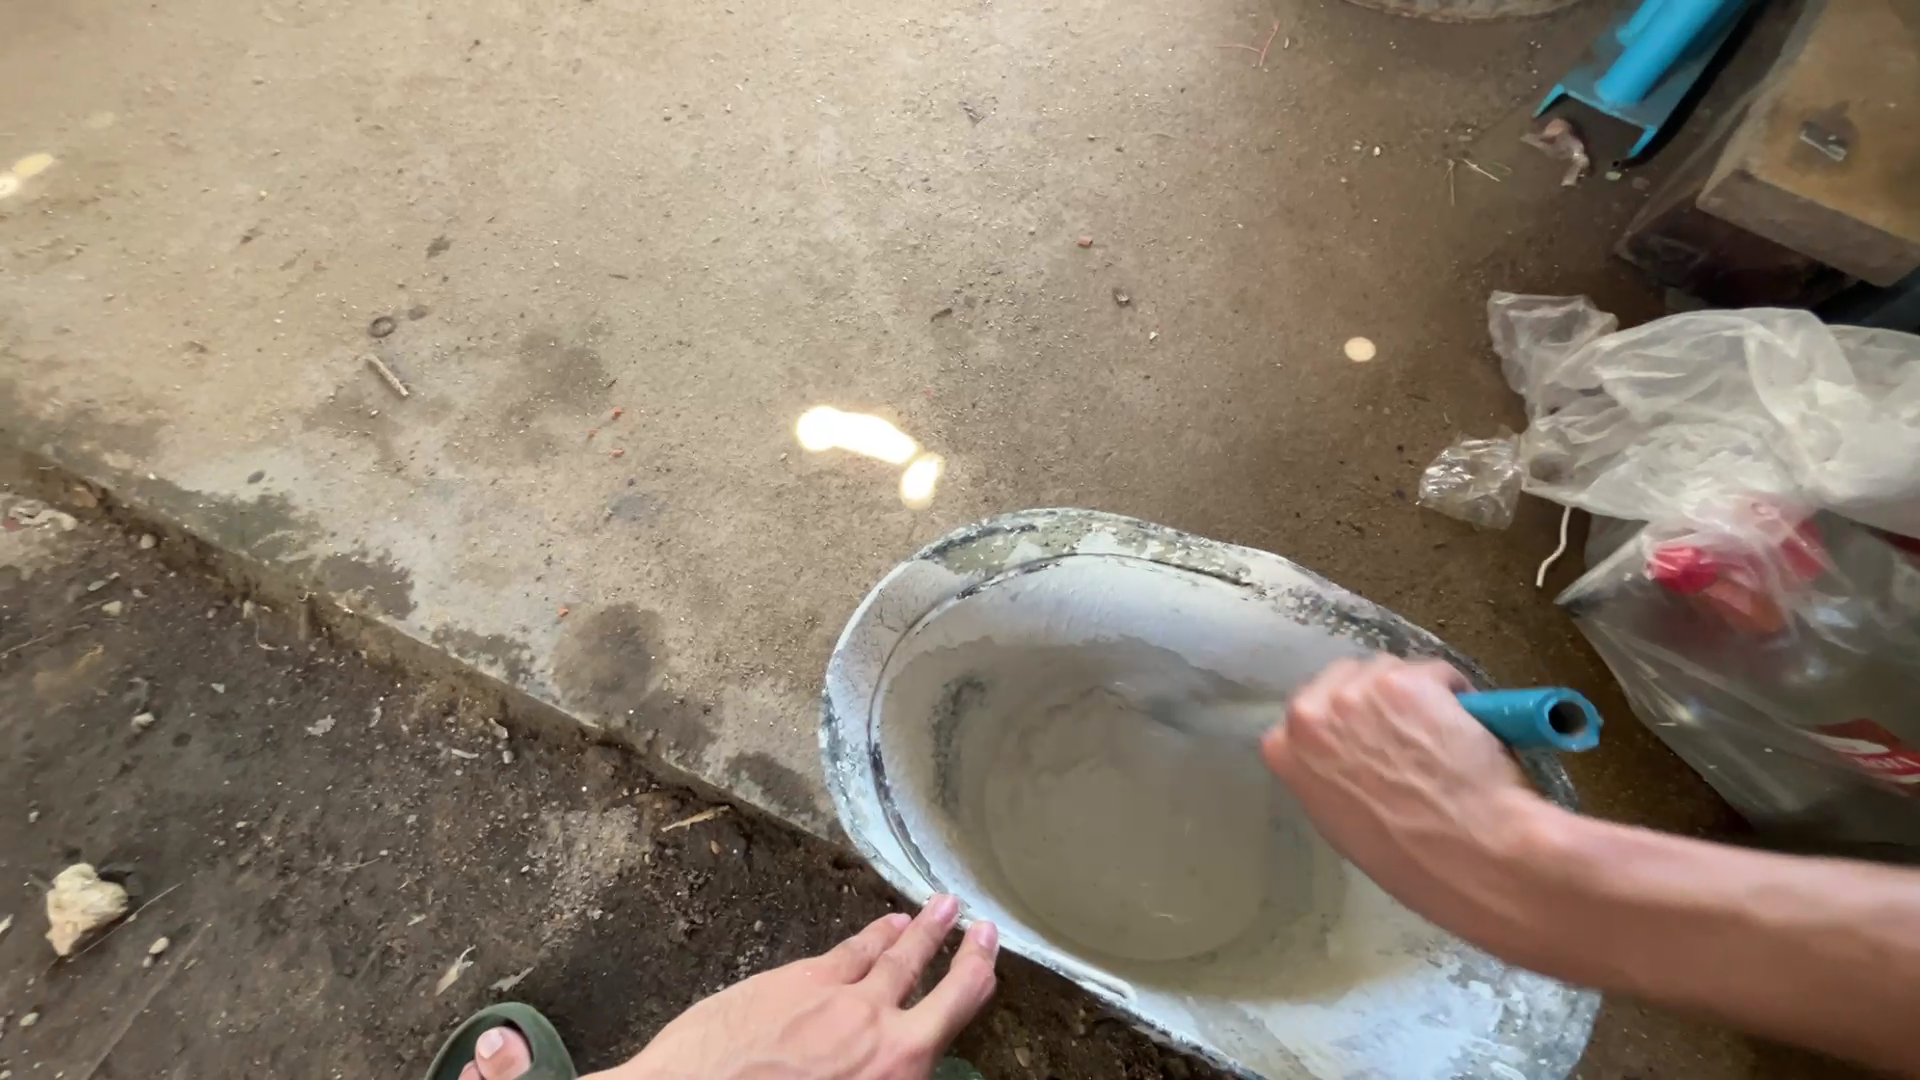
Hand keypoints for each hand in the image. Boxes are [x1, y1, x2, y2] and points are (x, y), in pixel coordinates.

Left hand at [625, 894, 997, 1079]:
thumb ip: (884, 1066)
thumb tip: (894, 1056)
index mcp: (897, 1067)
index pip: (954, 1006)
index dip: (978, 972)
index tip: (990, 949)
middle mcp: (878, 1024)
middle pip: (925, 971)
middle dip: (954, 942)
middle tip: (972, 916)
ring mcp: (838, 995)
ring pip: (889, 953)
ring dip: (916, 930)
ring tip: (935, 909)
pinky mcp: (800, 979)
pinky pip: (848, 950)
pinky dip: (872, 935)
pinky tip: (881, 926)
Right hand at [1260, 655, 1553, 942]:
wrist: (1474, 856)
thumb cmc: (1409, 859)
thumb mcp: (1336, 820)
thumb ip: (1323, 773)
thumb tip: (1345, 754)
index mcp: (1283, 748)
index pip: (1310, 714)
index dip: (1347, 723)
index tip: (1373, 740)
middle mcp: (1307, 712)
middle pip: (1344, 679)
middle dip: (1375, 700)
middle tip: (1412, 737)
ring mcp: (1353, 693)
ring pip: (1388, 670)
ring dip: (1415, 694)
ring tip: (1445, 738)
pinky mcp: (1402, 681)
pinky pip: (1433, 672)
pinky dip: (1455, 693)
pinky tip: (1471, 730)